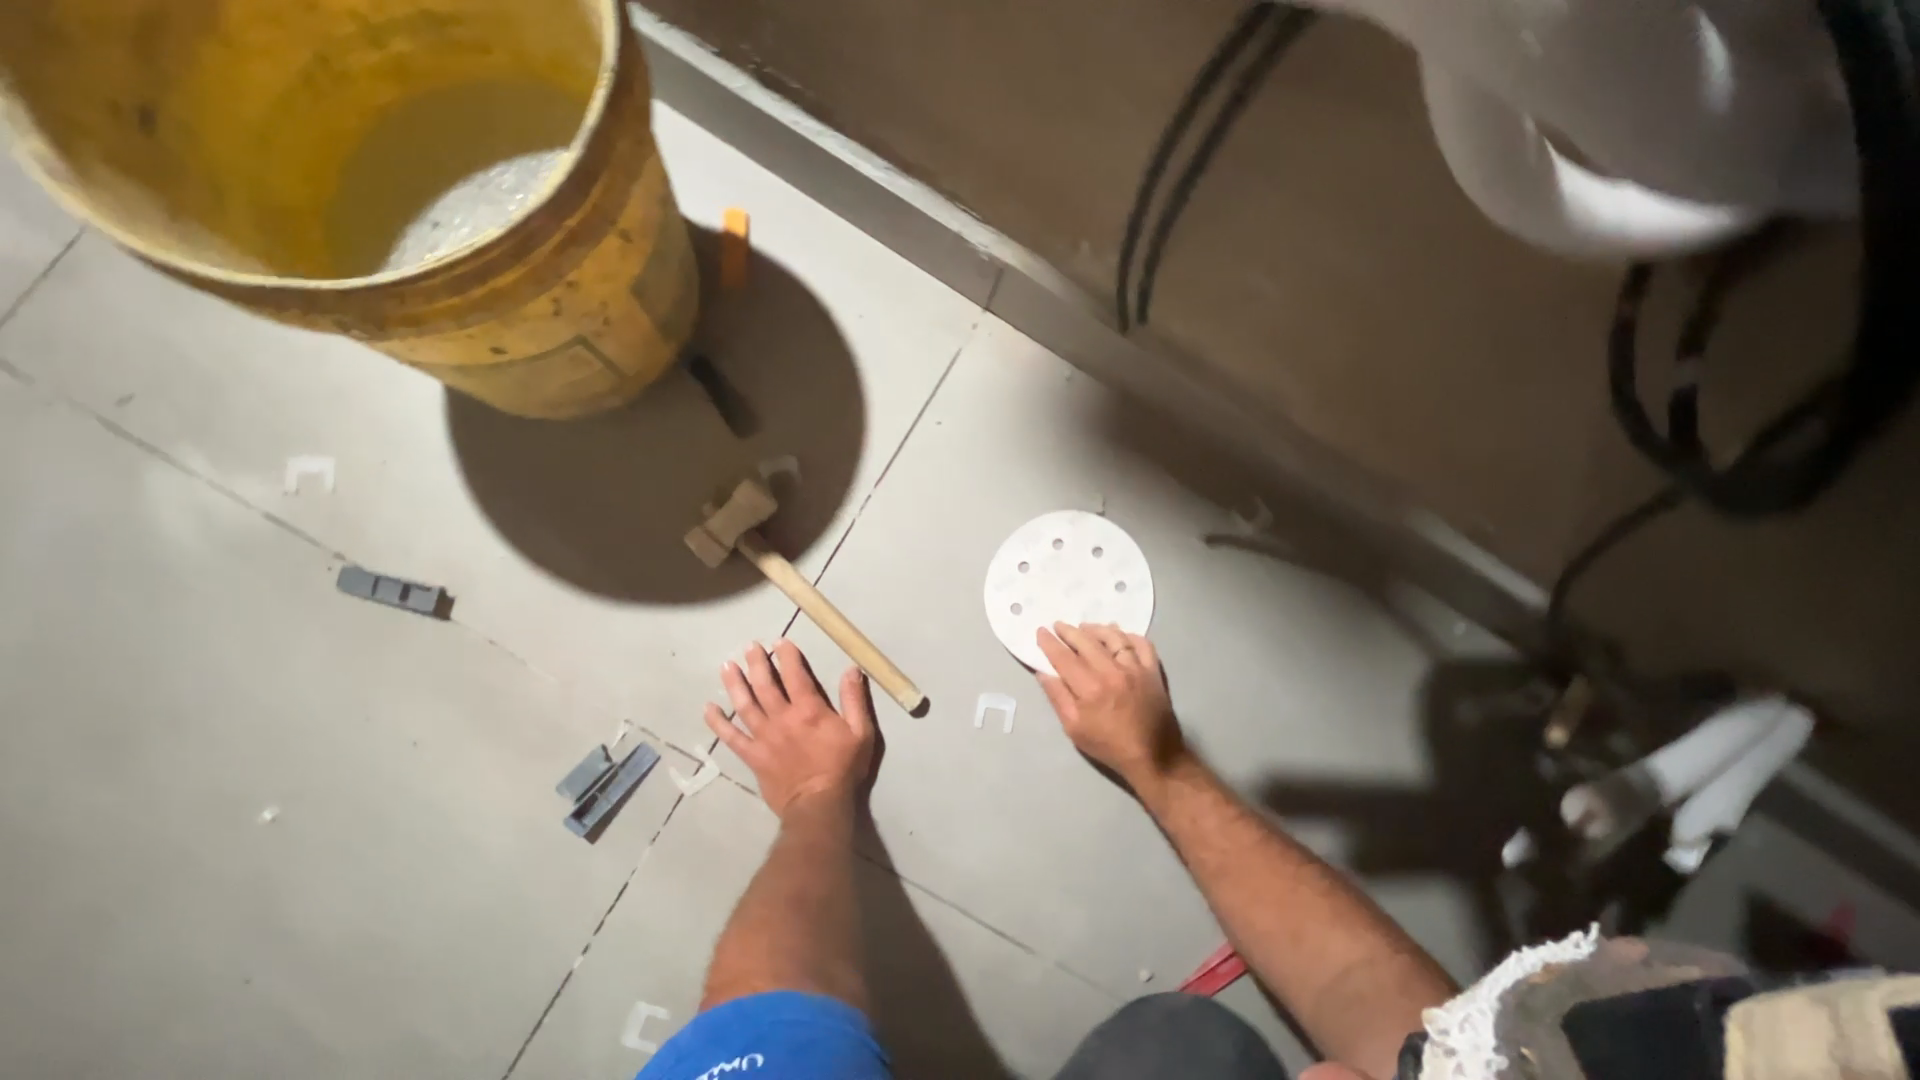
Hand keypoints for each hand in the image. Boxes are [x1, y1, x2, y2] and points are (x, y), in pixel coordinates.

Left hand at [705, 640, 876, 817]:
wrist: (818, 805)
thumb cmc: (843, 768)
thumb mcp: (861, 732)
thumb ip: (854, 700)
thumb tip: (852, 670)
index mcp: (808, 710)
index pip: (795, 675)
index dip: (787, 656)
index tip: (780, 642)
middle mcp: (782, 718)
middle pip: (765, 684)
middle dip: (757, 663)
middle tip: (749, 647)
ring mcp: (763, 737)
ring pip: (744, 705)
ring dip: (735, 684)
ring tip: (727, 666)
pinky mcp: (752, 756)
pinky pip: (731, 737)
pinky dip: (718, 723)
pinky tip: (708, 709)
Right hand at [1035, 622, 1185, 787]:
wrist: (1154, 757)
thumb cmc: (1110, 746)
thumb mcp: (1074, 729)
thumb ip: (1058, 698)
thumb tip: (1042, 673)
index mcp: (1090, 688)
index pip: (1064, 657)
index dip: (1050, 643)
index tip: (1041, 632)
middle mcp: (1112, 671)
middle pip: (1086, 642)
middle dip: (1069, 631)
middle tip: (1058, 626)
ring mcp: (1135, 669)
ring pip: (1114, 638)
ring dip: (1097, 629)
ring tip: (1085, 627)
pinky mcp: (1153, 671)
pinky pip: (1142, 644)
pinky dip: (1129, 636)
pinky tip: (1119, 635)